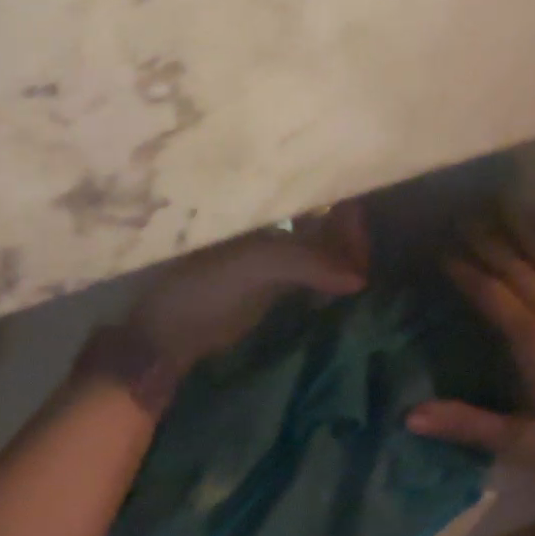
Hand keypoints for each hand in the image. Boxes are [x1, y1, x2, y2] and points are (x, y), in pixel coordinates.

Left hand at [128, 204, 367, 373]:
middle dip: (346, 236)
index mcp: (258, 208)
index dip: (340, 208)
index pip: (311, 195)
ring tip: (366, 273)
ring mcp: (267, 258)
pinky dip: (330, 279)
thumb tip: (360, 276)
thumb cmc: (203, 289)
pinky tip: (347, 288)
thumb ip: (305, 261)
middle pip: (319, 221)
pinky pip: (310, 275)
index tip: (364, 231)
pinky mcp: (269, 289)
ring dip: (341, 258)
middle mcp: (265, 226)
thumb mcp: (254, 265)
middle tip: (369, 261)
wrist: (165, 340)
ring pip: (317, 248)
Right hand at [406, 210, 534, 517]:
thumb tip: (409, 416)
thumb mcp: (527, 446)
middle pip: (521, 271)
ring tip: (513, 206)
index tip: (441, 249)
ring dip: (532, 236)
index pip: (492, 295)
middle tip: (465, 214)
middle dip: (491, 242)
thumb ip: (469, 424)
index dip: (466, 271)